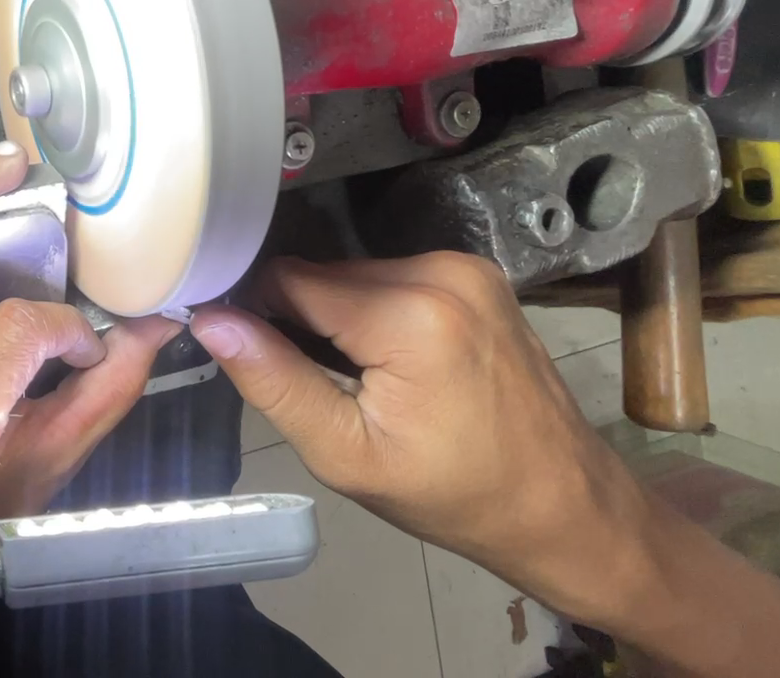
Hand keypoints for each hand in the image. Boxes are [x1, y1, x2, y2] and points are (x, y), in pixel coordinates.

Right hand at [189, 253, 653, 621]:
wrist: (570, 512)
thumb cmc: (453, 495)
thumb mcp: (345, 454)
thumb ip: (272, 379)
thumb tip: (209, 319)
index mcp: (410, 314)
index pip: (284, 280)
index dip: (256, 316)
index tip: (259, 362)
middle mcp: (440, 271)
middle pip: (318, 274)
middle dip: (297, 320)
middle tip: (315, 383)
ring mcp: (464, 268)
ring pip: (347, 273)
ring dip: (331, 314)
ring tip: (352, 375)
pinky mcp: (474, 274)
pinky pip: (384, 276)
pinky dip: (366, 309)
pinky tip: (382, 357)